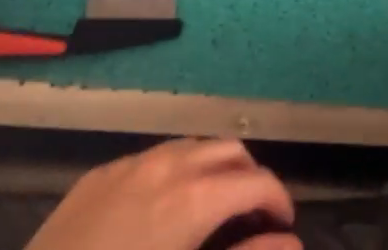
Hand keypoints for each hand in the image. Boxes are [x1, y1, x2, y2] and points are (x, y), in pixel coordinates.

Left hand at [26, 138, 298, 249]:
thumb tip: (291, 241)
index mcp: (194, 198)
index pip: (257, 181)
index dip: (280, 201)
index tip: (284, 227)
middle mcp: (166, 167)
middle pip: (228, 150)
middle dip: (249, 178)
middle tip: (252, 218)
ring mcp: (127, 166)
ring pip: (189, 146)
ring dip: (212, 169)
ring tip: (215, 209)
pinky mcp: (97, 177)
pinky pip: (151, 157)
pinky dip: (175, 170)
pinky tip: (163, 209)